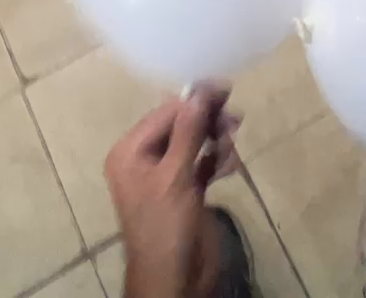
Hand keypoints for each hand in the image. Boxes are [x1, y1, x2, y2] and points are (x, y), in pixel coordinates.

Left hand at [105, 85, 239, 297]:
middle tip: (235, 119)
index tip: (225, 88)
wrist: (173, 283)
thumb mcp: (175, 177)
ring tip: (230, 150)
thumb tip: (200, 91)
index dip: (194, 99)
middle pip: (180, 125)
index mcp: (130, 151)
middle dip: (207, 120)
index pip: (165, 113)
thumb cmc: (165, 227)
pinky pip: (202, 162)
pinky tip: (229, 164)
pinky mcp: (185, 189)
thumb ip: (189, 132)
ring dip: (215, 140)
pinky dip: (216, 159)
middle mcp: (145, 158)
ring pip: (194, 142)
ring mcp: (166, 174)